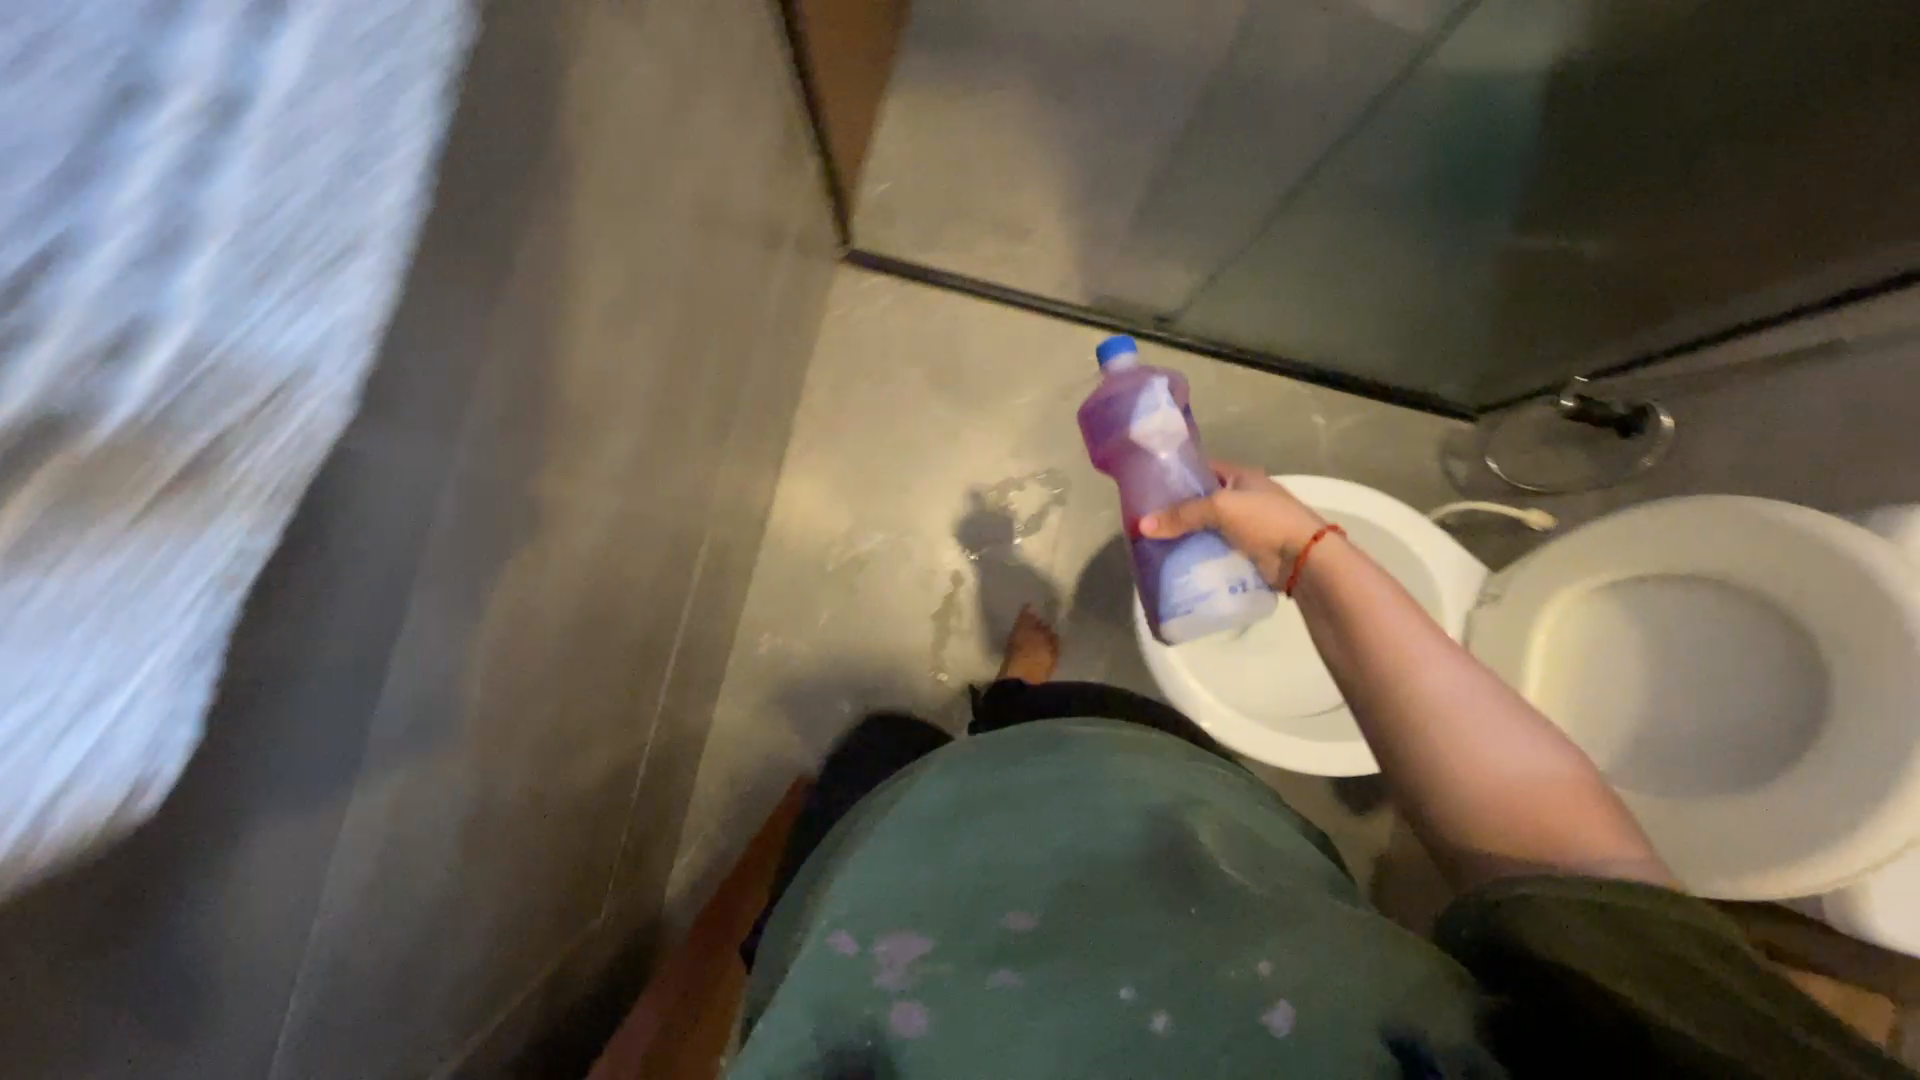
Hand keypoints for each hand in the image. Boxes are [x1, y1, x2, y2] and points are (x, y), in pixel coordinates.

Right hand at [1139, 461, 1326, 585]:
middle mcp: (1243, 499)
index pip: (1202, 470)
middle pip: (1201, 502)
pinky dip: (1197, 556)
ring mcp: (1245, 527)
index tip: (1148, 488)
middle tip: (1144, 521)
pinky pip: (1214, 551)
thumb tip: (1141, 525)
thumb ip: (1182, 514)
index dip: (1176, 476)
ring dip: (1184, 537)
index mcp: (1241, 477)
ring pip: (1205, 529)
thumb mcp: (1220, 507)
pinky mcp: (1245, 552)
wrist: (1304, 559)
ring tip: (1152, 543)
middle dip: (1176, 512)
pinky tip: (1174, 562)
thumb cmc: (1265, 520)